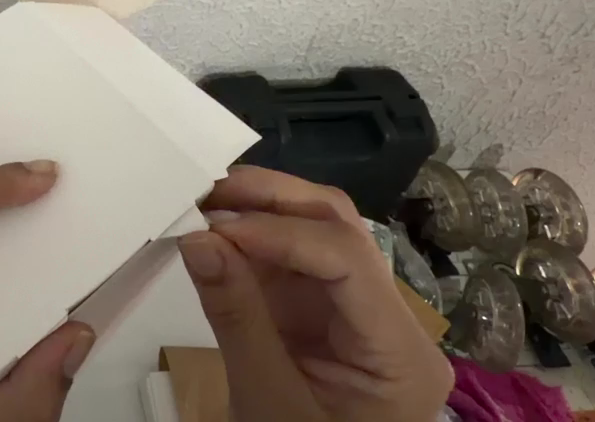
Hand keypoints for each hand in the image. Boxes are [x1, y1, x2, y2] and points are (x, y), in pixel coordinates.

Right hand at [178, 168, 453, 421]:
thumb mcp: (269, 404)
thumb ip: (236, 317)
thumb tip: (194, 237)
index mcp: (400, 352)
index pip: (347, 260)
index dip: (280, 232)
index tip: (215, 226)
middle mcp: (389, 316)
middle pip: (339, 228)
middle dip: (270, 200)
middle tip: (206, 193)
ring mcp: (354, 306)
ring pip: (318, 226)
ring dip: (260, 207)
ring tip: (204, 204)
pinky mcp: (319, 307)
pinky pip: (291, 252)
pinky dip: (251, 234)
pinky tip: (216, 230)